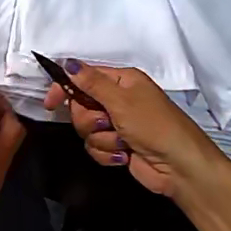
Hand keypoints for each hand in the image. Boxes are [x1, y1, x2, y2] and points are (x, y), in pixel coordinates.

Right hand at [44, 62, 227, 199]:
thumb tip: (67, 63)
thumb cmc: (155, 126)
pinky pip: (94, 147)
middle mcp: (117, 100)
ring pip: (86, 129)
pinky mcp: (116, 147)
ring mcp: (117, 125)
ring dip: (102, 139)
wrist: (180, 167)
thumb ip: (91, 83)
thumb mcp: (121, 101)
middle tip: (106, 124)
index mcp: (121, 81)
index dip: (64, 88)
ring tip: (122, 143)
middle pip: (80, 106)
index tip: (50, 103)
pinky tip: (124, 157)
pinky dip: (107, 154)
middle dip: (89, 120)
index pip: (83, 77)